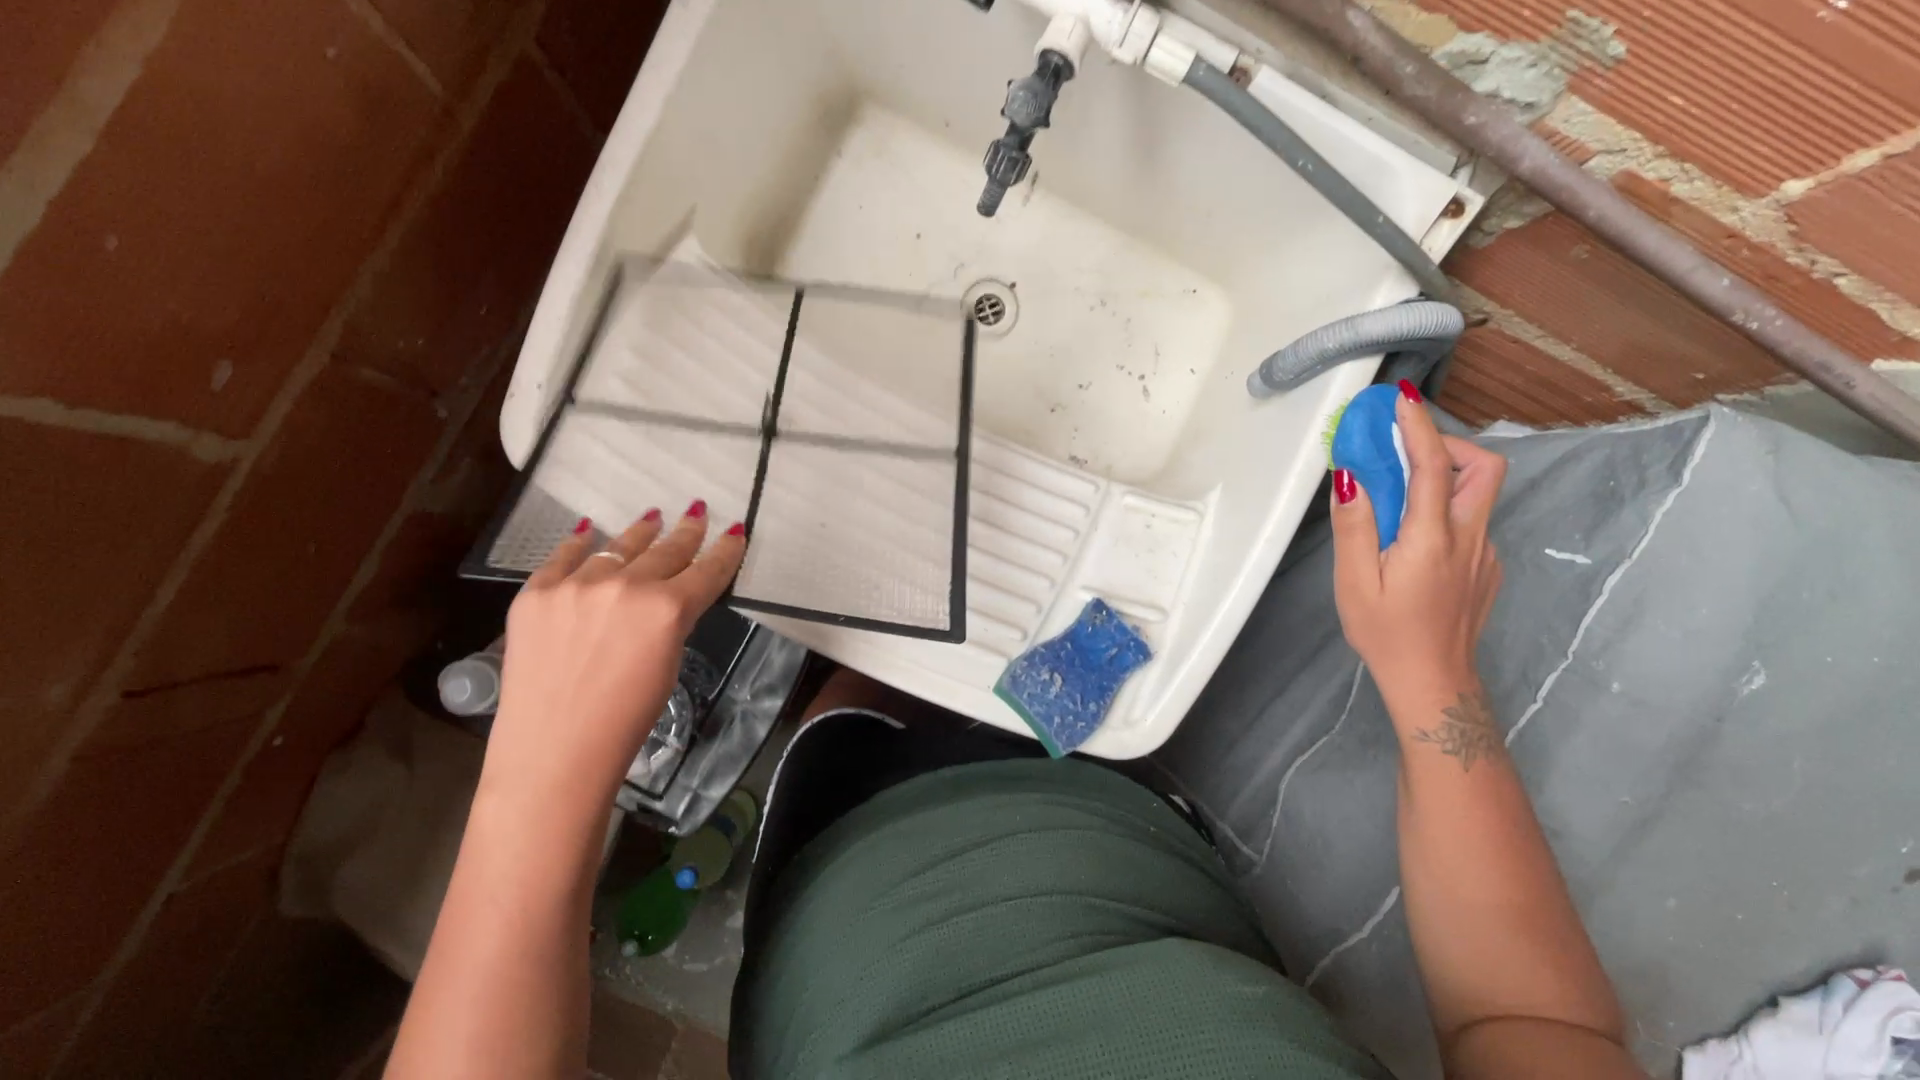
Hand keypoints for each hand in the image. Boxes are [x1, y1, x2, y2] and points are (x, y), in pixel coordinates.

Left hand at [483, 501, 746, 816]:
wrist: (554, 748)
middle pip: (665, 551)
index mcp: (668, 609)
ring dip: (640, 531)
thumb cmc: (626, 720)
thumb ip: (672, 623)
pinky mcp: (536, 593)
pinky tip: (589, 530)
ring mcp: (576, 585)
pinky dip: (580, 543)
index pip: (706, 571)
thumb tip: (668, 597)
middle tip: (697, 513)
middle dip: (686, 532)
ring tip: (653, 516)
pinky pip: (563, 557)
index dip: (725, 550)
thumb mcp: (668, 666)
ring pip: (617, 547)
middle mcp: (626, 586)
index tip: (735, 531)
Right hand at [1330, 384, 1506, 714]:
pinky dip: (1444, 509)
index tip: (1401, 399)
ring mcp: (1485, 553)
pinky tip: (1412, 538)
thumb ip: (1354, 526)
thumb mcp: (1355, 582)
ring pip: (1477, 495)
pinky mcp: (1487, 568)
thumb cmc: (1386, 633)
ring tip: (1400, 494)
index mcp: (1433, 538)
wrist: (1433, 683)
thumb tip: (1350, 477)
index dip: (1417, 426)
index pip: (1432, 465)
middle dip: (1448, 446)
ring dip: (1444, 477)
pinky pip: (1470, 522)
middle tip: (1406, 452)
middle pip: (1482, 468)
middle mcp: (1469, 537)